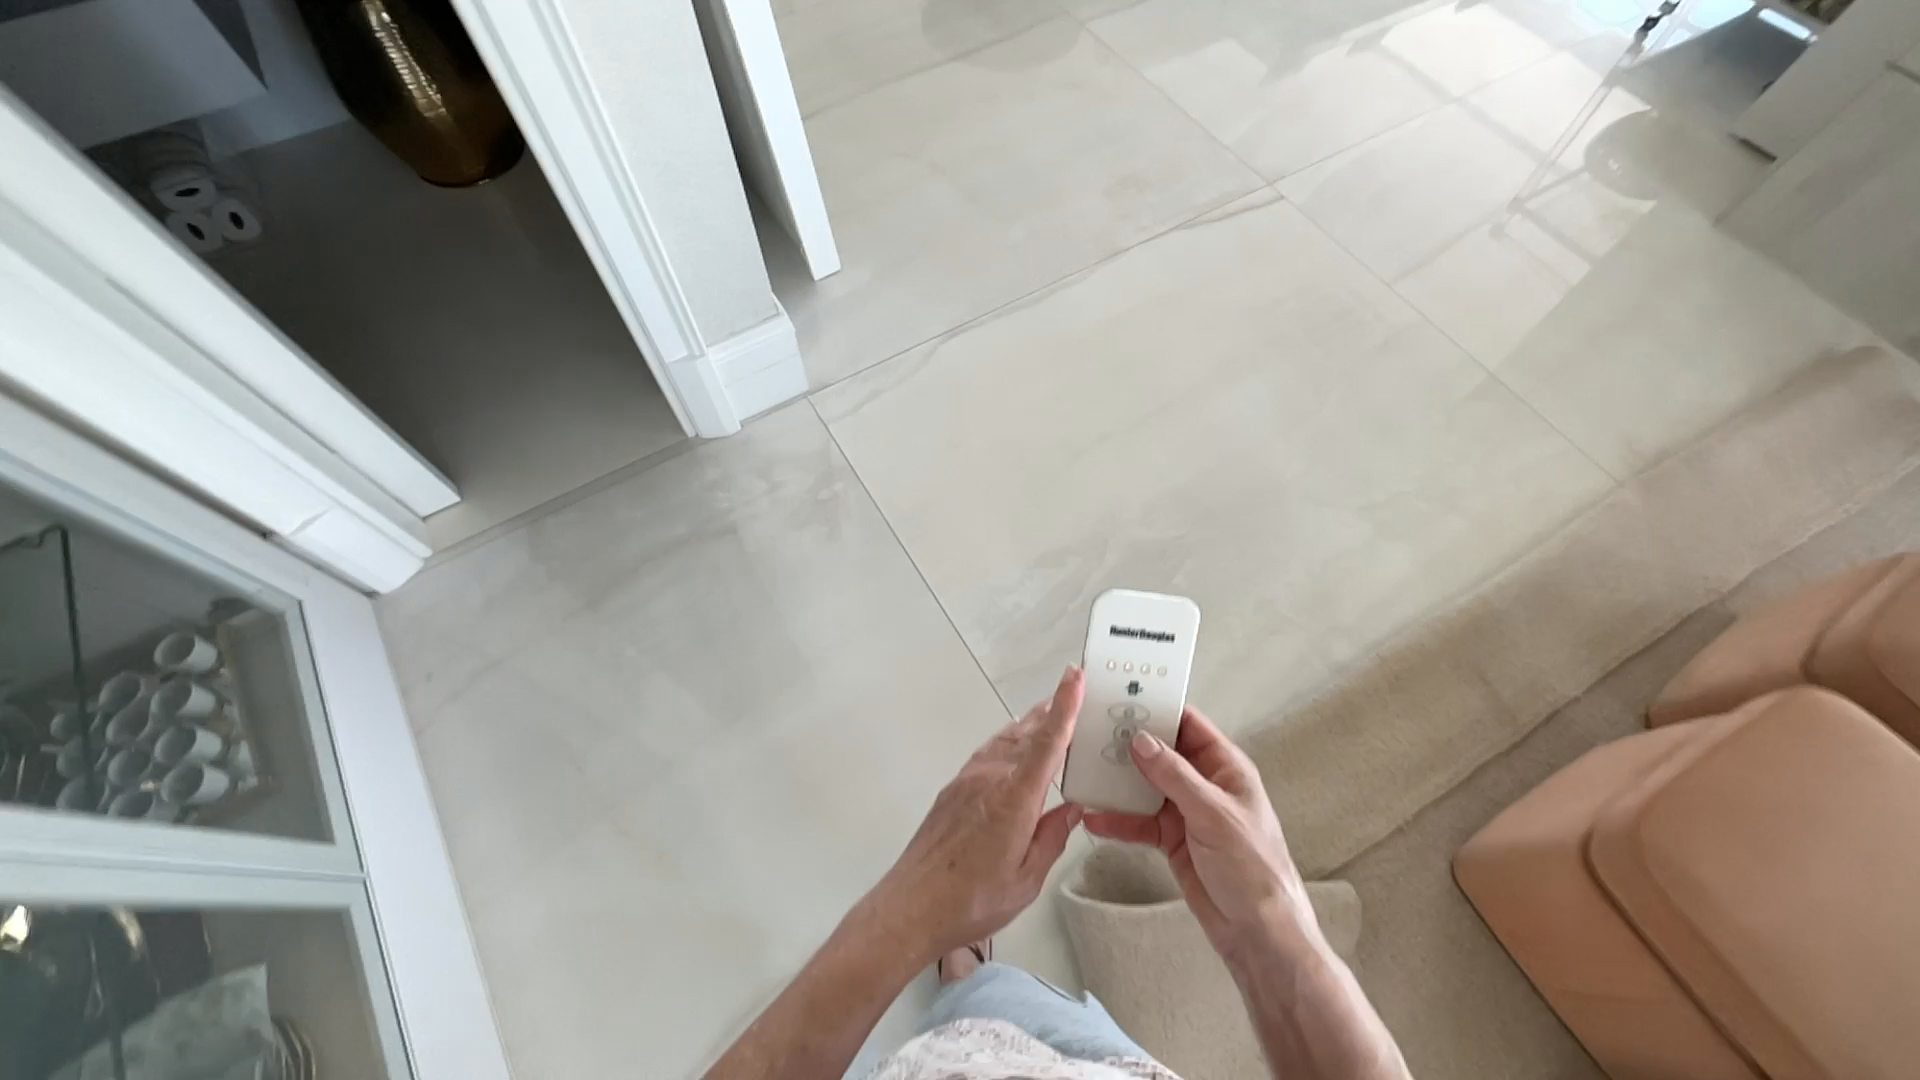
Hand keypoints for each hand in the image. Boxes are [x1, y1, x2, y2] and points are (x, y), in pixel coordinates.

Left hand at [860, 667, 1086, 965]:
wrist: (911, 905)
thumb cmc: (972, 900)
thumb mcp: (1026, 880)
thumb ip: (1052, 838)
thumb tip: (1073, 810)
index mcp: (1015, 798)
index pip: (1047, 742)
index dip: (1065, 706)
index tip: (1075, 676)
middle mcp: (990, 779)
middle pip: (1026, 733)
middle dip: (1051, 711)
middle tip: (1073, 692)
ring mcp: (967, 781)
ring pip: (1005, 741)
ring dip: (1029, 725)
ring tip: (1048, 716)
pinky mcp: (953, 790)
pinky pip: (988, 754)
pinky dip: (1008, 743)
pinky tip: (1013, 750)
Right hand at [1084, 706, 1318, 963]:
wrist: (1258, 933)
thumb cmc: (1251, 866)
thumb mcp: (1213, 814)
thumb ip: (1175, 776)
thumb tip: (1141, 740)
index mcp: (1225, 768)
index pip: (1189, 726)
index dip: (1159, 710)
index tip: (1124, 697)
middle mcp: (1204, 784)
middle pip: (1161, 754)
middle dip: (1130, 744)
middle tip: (1092, 731)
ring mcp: (1186, 812)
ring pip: (1145, 787)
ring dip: (1119, 783)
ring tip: (1085, 771)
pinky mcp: (1171, 840)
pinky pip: (1139, 822)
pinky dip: (1118, 820)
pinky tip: (1093, 818)